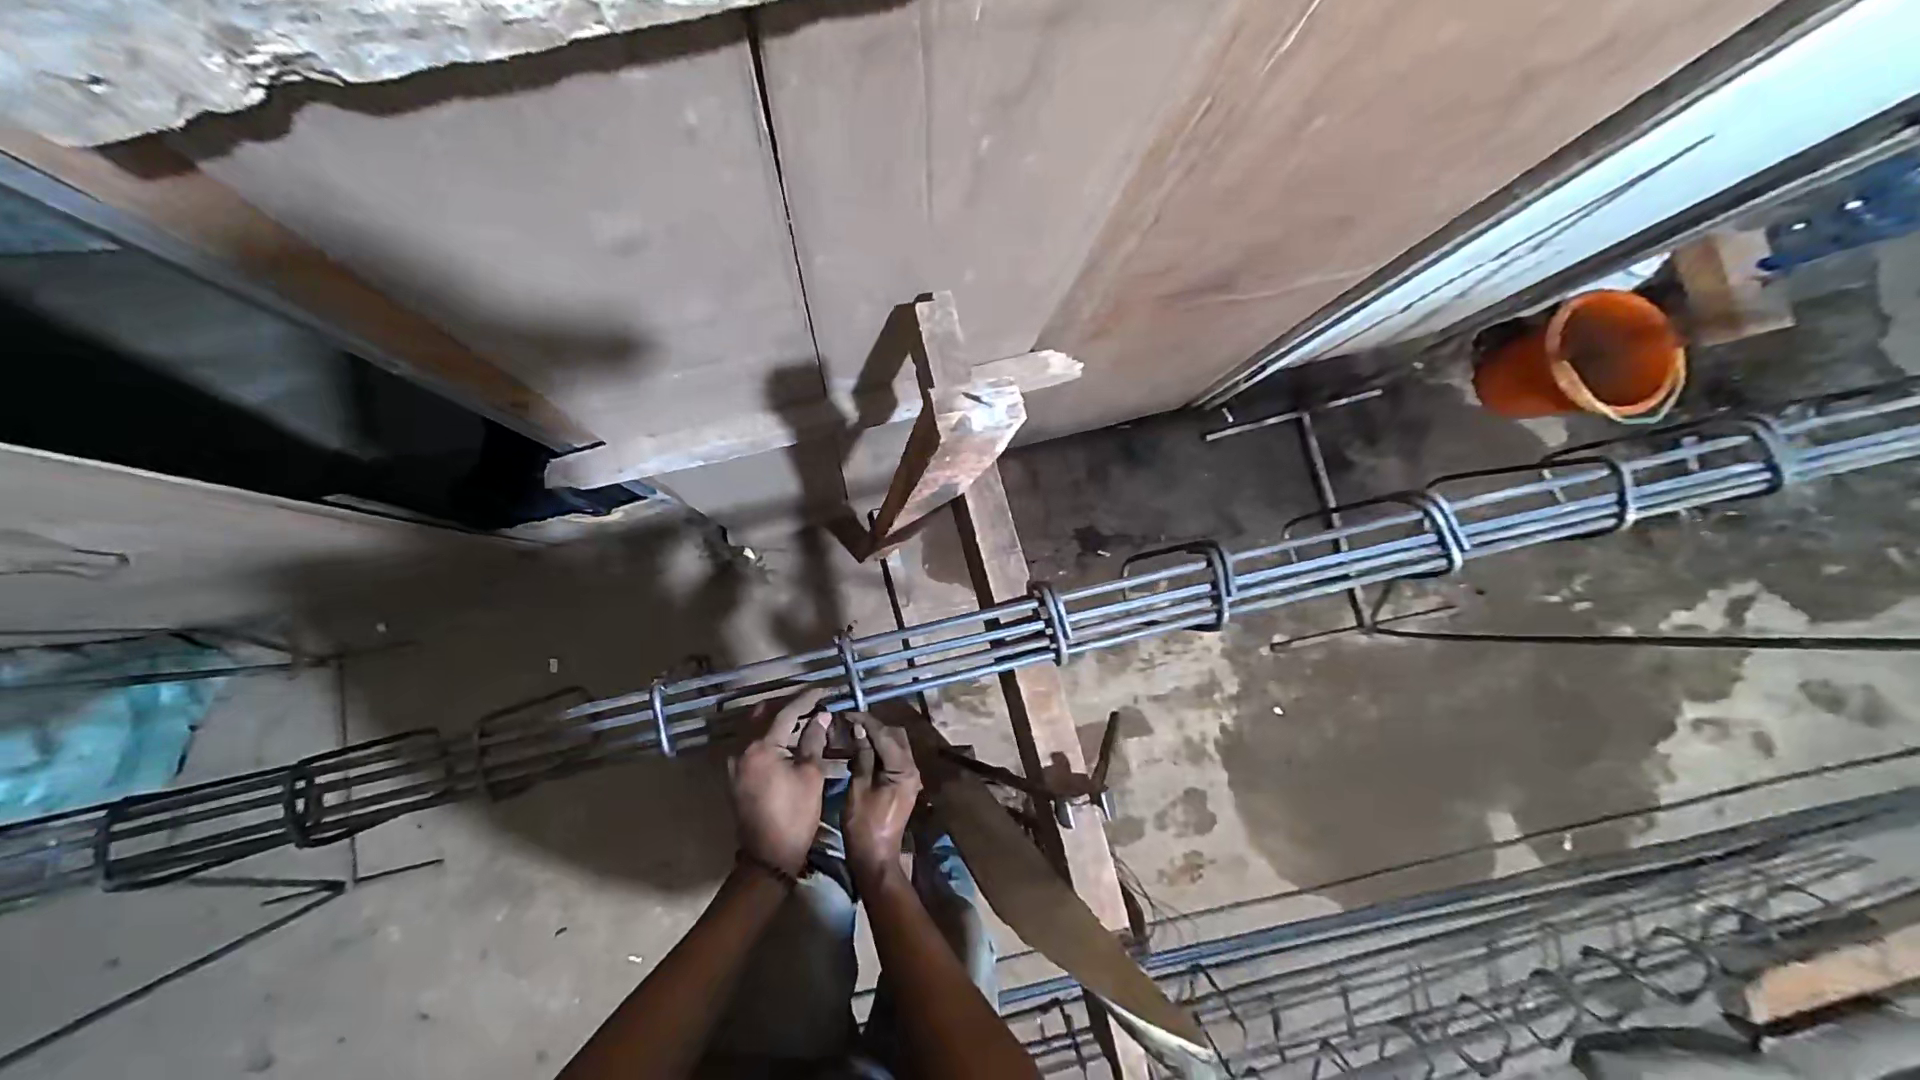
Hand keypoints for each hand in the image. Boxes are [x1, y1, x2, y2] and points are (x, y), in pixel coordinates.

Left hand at [729, 689, 829, 876]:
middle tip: (813, 701)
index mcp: (761, 747)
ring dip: (778, 720)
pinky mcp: (736, 775)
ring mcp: (735, 763)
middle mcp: (742, 750)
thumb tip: (821, 716)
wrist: (769, 857)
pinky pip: (752, 744)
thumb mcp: (811, 774)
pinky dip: (769, 735)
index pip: (786, 712)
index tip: (825, 690)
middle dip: (790, 705)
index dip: (807, 699)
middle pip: (765, 715)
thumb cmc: (795, 815)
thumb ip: (814, 740)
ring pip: (756, 728)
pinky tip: (788, 738)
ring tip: (804, 717)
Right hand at [845, 711, 922, 881]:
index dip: (866, 721)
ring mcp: (911, 776)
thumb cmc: (863, 826)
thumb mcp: (858, 788)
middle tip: (850, 724)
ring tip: (853, 734)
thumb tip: (859, 729)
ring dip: (877, 737)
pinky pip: (894, 757)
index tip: (847, 713)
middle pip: (895, 735)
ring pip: (896, 744)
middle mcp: (913, 769)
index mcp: (903, 769)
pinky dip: (880, 750)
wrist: (875, 858)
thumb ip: (862, 756)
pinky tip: (862, 751)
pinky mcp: (905, 783)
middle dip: (874, 727)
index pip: (885, 734)